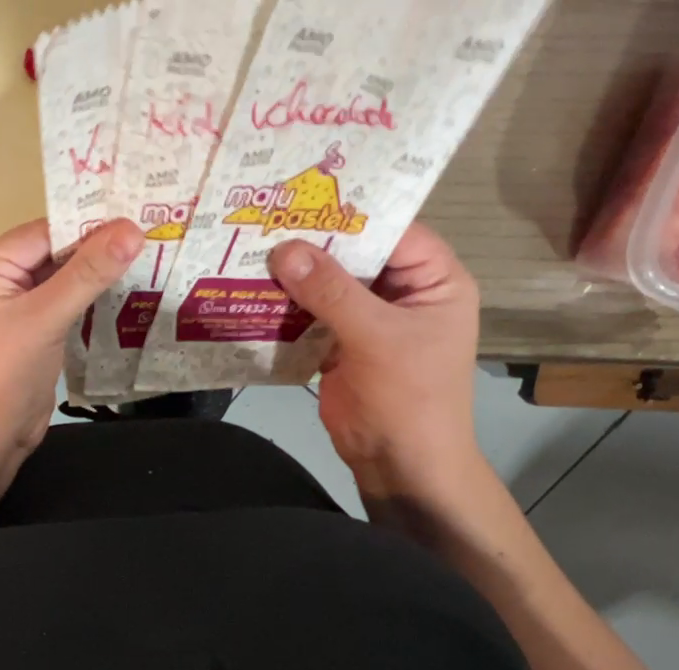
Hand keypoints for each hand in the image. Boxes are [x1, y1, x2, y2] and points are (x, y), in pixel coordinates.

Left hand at [0, 218, 144, 462]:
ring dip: (98, 275)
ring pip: (62, 281)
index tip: (137, 215)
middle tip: (151, 232)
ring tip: (149, 257)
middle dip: (97, 247)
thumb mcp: (46, 318)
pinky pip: (64, 307)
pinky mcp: (33, 337)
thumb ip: (88, 273)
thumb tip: (132, 229)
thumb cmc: (6, 374)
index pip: (43, 232)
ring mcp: (15, 312)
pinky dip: (91, 301)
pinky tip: (128, 292)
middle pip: (53, 253)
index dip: (88, 223)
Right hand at [267, 225, 483, 493]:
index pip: (391, 232)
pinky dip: (283, 311)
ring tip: (245, 253)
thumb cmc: (408, 396)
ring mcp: (367, 322)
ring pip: (325, 288)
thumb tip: (285, 250)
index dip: (349, 216)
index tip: (300, 199)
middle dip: (311, 246)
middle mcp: (401, 294)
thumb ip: (331, 292)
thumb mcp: (376, 337)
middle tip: (262, 222)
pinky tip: (249, 296)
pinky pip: (308, 319)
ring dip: (291, 279)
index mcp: (433, 280)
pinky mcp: (338, 348)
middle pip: (352, 258)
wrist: (398, 462)